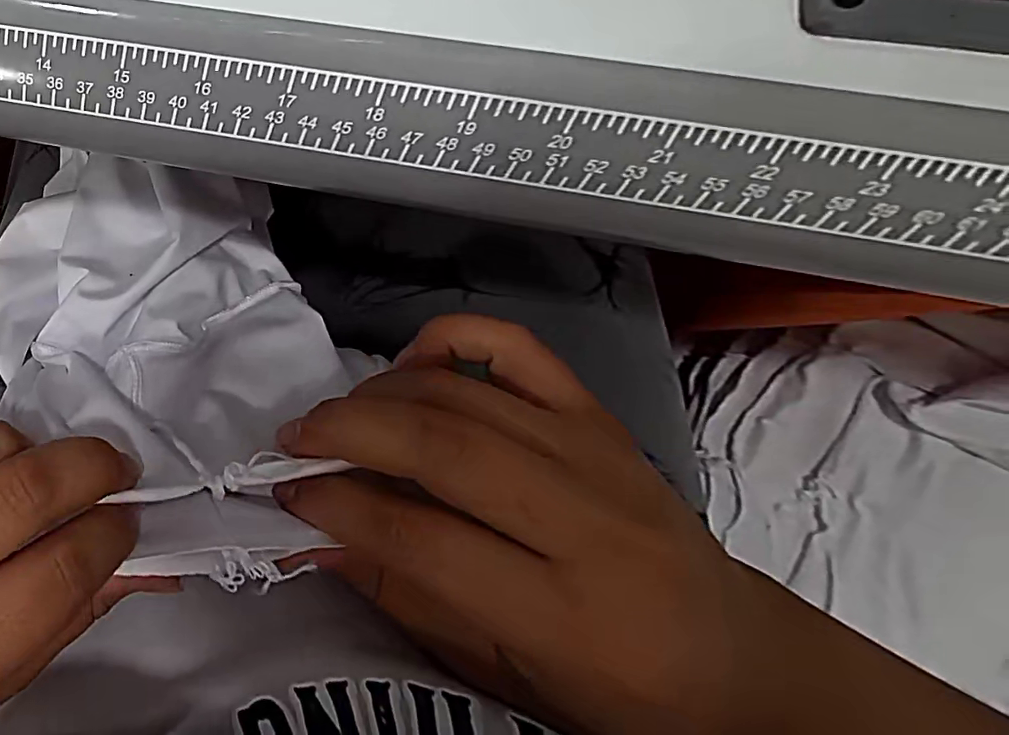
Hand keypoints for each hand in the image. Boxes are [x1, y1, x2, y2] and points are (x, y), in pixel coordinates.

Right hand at [275, 314, 1005, 734]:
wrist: (739, 659)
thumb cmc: (611, 685)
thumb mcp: (498, 667)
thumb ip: (396, 592)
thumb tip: (308, 530)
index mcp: (572, 616)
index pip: (423, 539)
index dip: (337, 506)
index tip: (286, 492)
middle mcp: (590, 523)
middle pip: (441, 446)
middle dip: (344, 432)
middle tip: (293, 440)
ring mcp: (596, 452)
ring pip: (459, 393)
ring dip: (374, 394)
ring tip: (334, 417)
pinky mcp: (597, 413)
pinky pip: (511, 347)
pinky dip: (445, 338)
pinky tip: (408, 366)